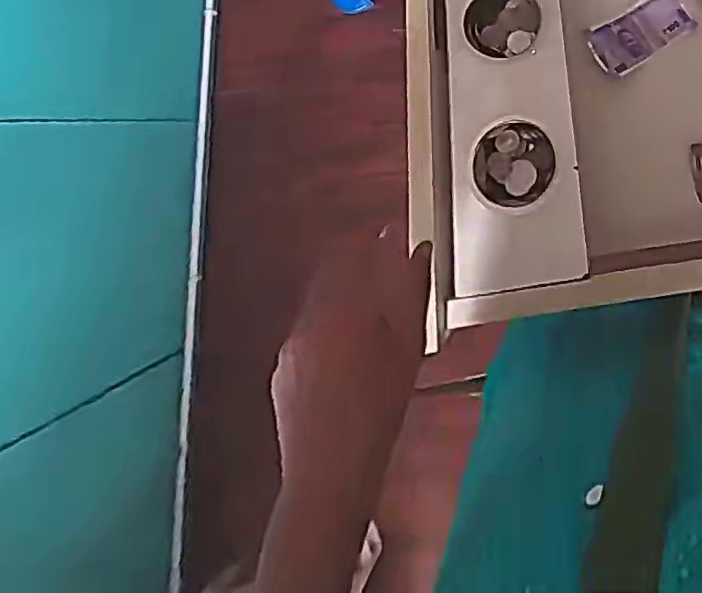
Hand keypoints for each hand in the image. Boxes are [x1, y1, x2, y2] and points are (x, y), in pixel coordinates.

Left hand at [271, 227, 432, 477]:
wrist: (331, 471)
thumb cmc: (379, 404)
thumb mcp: (408, 343)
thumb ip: (411, 289)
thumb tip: (418, 251)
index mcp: (340, 306)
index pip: (352, 252)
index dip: (372, 237)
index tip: (390, 232)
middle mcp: (308, 319)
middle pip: (333, 277)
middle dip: (358, 267)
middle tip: (387, 273)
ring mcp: (291, 347)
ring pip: (320, 307)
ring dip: (345, 301)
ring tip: (373, 322)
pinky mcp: (283, 372)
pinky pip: (309, 336)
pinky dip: (330, 331)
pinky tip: (349, 358)